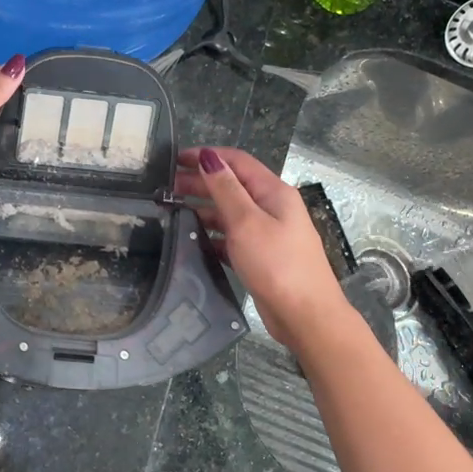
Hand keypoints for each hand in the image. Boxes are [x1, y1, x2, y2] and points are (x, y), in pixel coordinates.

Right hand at [175, 147, 351, 344]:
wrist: (306, 316)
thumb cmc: (276, 264)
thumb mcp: (246, 221)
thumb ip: (225, 188)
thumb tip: (209, 157)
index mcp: (273, 192)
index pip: (237, 161)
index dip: (207, 156)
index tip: (175, 159)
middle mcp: (272, 207)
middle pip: (232, 185)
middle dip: (201, 182)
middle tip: (166, 187)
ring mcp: (268, 233)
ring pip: (230, 212)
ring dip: (203, 208)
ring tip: (172, 213)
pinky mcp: (261, 256)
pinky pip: (232, 237)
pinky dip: (212, 235)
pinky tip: (192, 240)